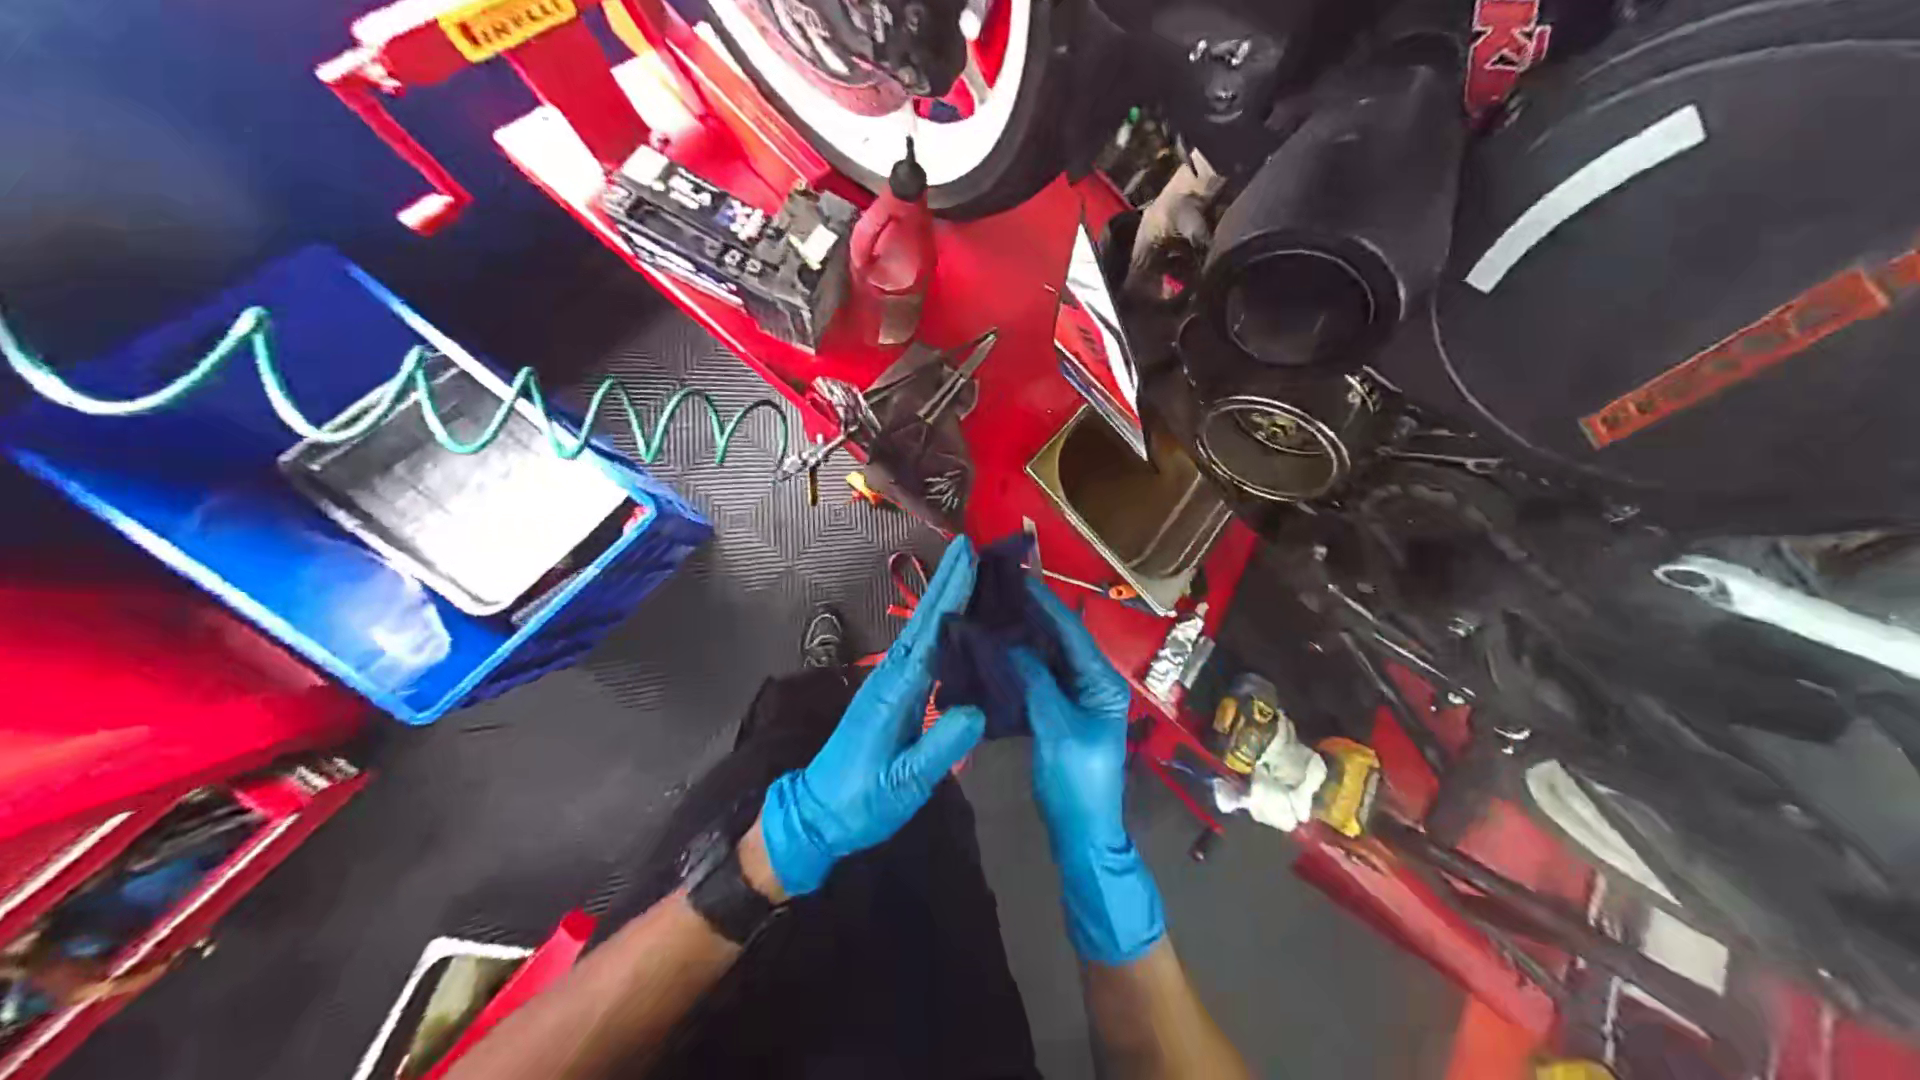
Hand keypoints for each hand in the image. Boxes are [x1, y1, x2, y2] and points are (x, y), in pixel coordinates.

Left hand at [760, 540, 986, 895]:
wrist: (818, 814)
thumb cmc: (861, 801)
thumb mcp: (904, 782)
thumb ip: (940, 746)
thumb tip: (978, 708)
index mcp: (896, 691)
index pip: (930, 633)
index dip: (950, 594)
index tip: (968, 557)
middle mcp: (891, 677)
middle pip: (924, 620)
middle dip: (947, 581)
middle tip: (971, 545)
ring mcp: (889, 684)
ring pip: (923, 631)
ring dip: (944, 598)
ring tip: (970, 572)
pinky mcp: (891, 695)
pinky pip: (922, 649)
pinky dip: (939, 626)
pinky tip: (954, 622)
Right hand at [1011, 579, 1164, 967]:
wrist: (1083, 833)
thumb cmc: (1076, 781)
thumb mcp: (1055, 729)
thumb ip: (1035, 682)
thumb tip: (1009, 643)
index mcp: (1102, 683)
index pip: (1072, 633)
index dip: (1045, 603)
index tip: (1018, 577)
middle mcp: (1093, 682)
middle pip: (1061, 640)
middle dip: (1033, 615)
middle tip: (1000, 589)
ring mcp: (1077, 698)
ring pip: (1049, 657)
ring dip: (1024, 637)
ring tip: (994, 611)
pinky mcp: (1061, 712)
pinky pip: (1041, 678)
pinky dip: (1020, 664)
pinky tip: (997, 652)